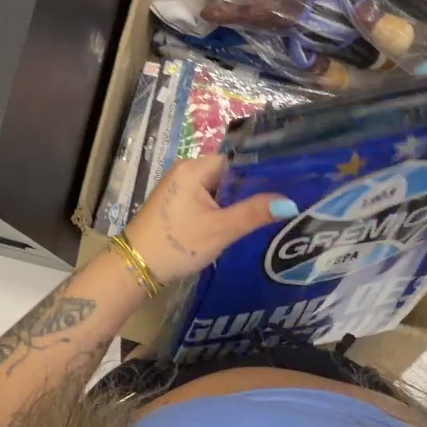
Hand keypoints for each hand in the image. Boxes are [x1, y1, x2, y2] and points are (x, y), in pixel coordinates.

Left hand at [123, 156, 294, 283]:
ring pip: (218, 188)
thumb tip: (290, 202)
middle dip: (251, 188)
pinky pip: (207, 199)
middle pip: (228, 174)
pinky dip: (222, 209)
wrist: (135, 266)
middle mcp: (185, 171)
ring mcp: (179, 188)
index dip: (261, 171)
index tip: (287, 184)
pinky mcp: (176, 204)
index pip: (236, 160)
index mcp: (194, 168)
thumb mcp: (220, 230)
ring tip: (268, 212)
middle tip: (282, 201)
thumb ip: (254, 213)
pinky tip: (239, 222)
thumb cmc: (177, 245)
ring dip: (237, 201)